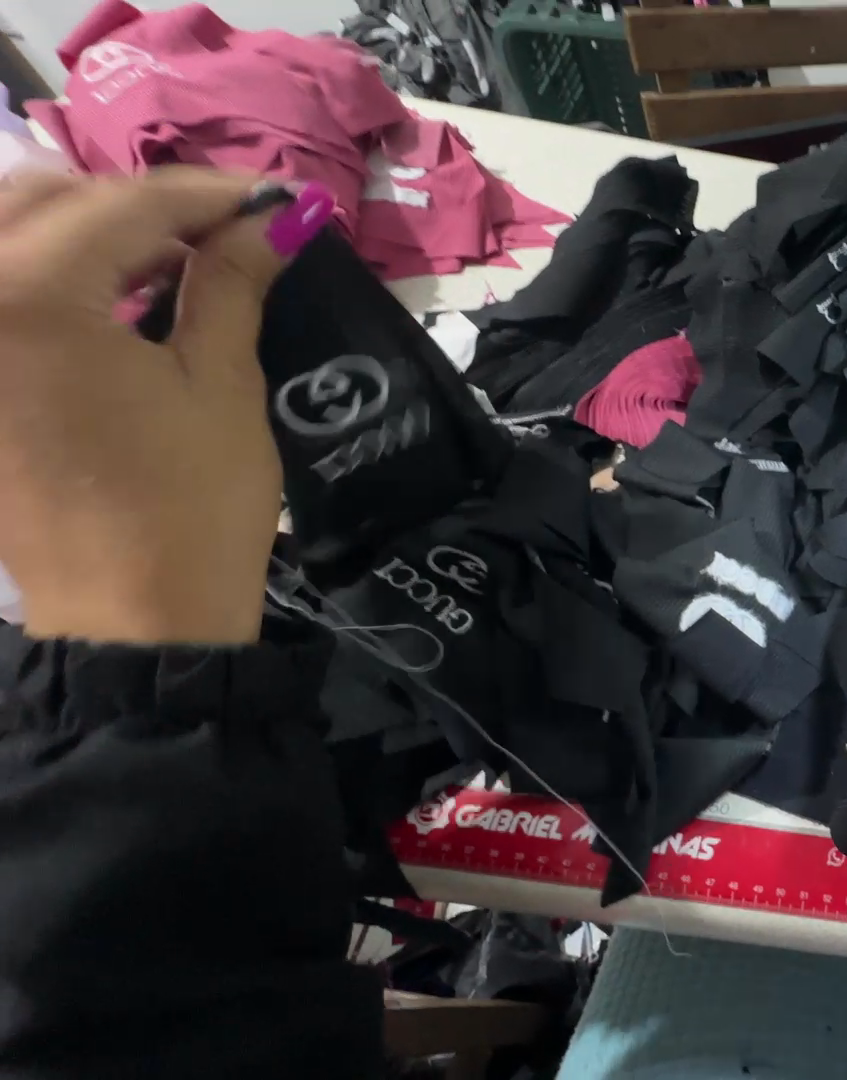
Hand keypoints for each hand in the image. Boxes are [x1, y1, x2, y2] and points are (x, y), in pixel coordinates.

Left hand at [0, 169, 332, 643]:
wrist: (135, 599)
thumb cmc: (198, 498)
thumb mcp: (224, 385)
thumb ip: (232, 288)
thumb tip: (276, 223)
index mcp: (26, 297)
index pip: (122, 205)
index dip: (210, 195)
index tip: (280, 199)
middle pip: (39, 195)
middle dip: (143, 202)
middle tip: (233, 231)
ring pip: (0, 229)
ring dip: (92, 228)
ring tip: (180, 259)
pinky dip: (52, 269)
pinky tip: (120, 294)